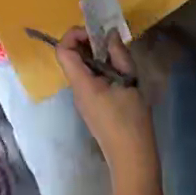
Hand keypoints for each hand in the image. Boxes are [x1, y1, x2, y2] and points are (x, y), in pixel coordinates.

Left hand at [56, 27, 157, 176]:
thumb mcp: (129, 84)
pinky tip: (119, 72)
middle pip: (70, 57)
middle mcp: (76, 89)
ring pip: (81, 67)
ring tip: (118, 56)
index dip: (74, 35)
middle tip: (110, 42)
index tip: (96, 33)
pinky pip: (89, 78)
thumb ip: (119, 55)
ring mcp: (82, 98)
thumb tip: (110, 33)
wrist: (132, 161)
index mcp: (80, 82)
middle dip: (87, 43)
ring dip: (96, 56)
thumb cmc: (131, 122)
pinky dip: (100, 69)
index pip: (63, 50)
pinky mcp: (92, 105)